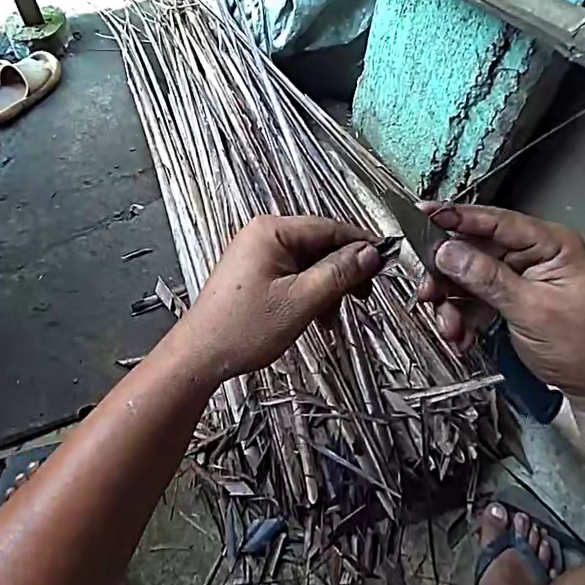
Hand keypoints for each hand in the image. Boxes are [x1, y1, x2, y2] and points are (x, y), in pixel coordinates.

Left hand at [158, 216, 382, 382]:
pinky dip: (310, 293)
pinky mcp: (256, 272)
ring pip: (309, 263)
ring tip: (333, 316)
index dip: (360, 246)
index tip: (384, 264)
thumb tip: (371, 253)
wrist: (200, 356)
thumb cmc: (245, 328)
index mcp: (272, 230)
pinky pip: (294, 274)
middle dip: (343, 272)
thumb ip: (338, 273)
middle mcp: (264, 234)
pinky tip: (317, 317)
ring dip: (328, 287)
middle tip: (362, 297)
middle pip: (320, 245)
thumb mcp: (301, 301)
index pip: (330, 227)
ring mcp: (258, 253)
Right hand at [415, 204, 584, 417]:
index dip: (457, 217)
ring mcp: (519, 278)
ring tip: (450, 328)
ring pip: (468, 279)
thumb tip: (448, 252)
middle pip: (474, 251)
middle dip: (448, 276)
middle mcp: (532, 255)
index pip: (496, 221)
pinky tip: (462, 337)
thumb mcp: (533, 310)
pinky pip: (474, 301)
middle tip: (428, 293)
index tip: (425, 215)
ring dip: (452, 304)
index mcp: (550, 244)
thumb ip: (488, 279)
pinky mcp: (510, 300)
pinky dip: (463, 319)